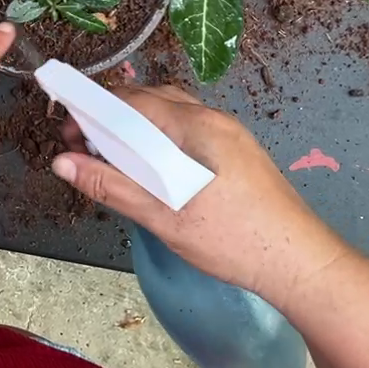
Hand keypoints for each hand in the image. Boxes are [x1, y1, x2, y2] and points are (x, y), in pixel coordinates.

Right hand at [48, 85, 352, 307]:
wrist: (307, 268)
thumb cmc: (235, 240)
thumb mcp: (164, 217)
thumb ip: (112, 186)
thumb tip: (61, 162)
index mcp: (196, 126)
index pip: (132, 99)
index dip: (93, 110)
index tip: (69, 134)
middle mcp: (214, 119)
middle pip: (150, 99)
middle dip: (110, 114)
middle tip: (84, 145)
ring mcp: (229, 134)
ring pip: (170, 112)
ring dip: (135, 124)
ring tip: (111, 153)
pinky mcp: (237, 152)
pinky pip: (186, 127)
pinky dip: (157, 134)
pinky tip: (149, 164)